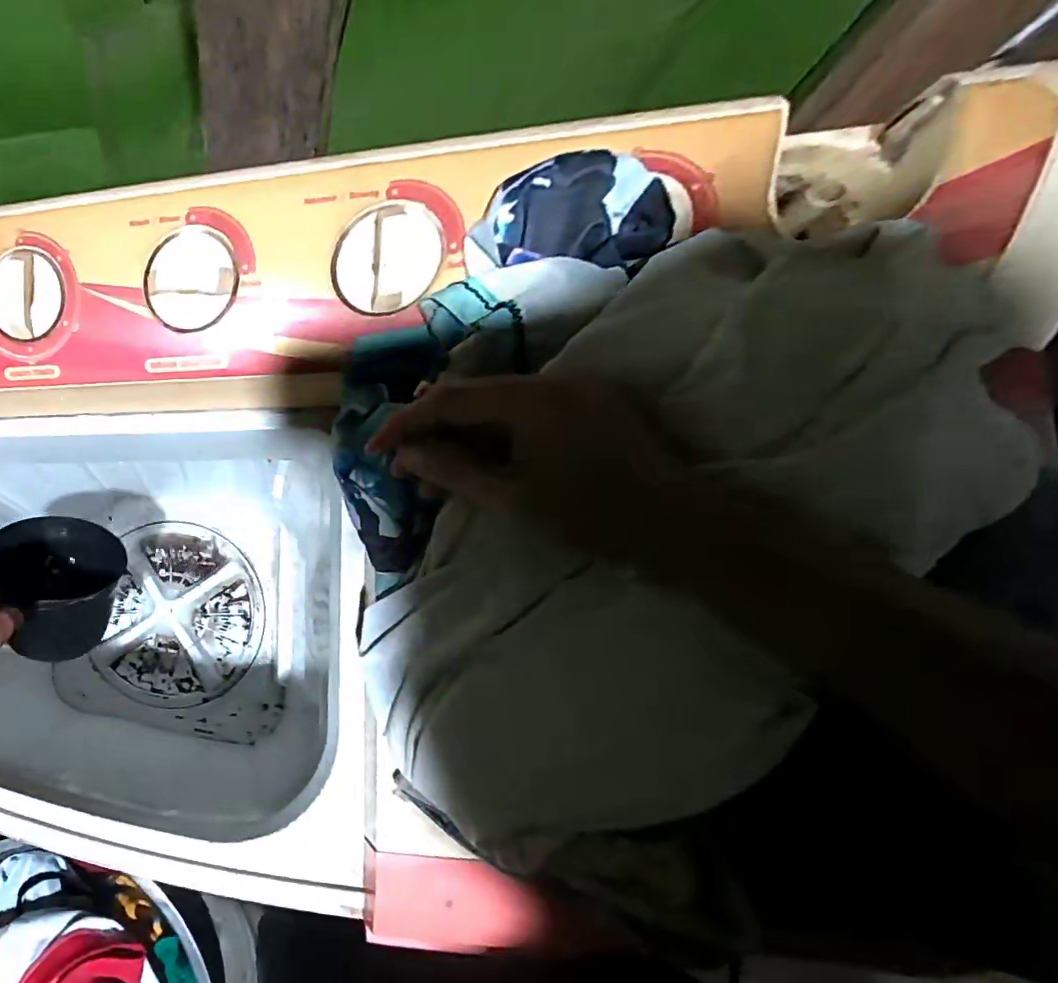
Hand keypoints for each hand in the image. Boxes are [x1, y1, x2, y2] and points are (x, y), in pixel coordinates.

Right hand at [367, 374, 689, 557]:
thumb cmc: (592, 516)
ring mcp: (574, 390)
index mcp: (531, 400)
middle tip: (403, 469)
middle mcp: (551, 382)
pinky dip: (492, 437)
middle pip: (471, 398)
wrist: (682, 526)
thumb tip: (406, 456)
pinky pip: (523, 413)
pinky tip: (478, 465)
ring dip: (460, 437)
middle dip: (431, 432)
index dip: (405, 423)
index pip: (449, 400)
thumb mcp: (511, 499)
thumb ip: (452, 471)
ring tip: (435, 477)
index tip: (375, 450)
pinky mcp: (588, 405)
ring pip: (495, 406)